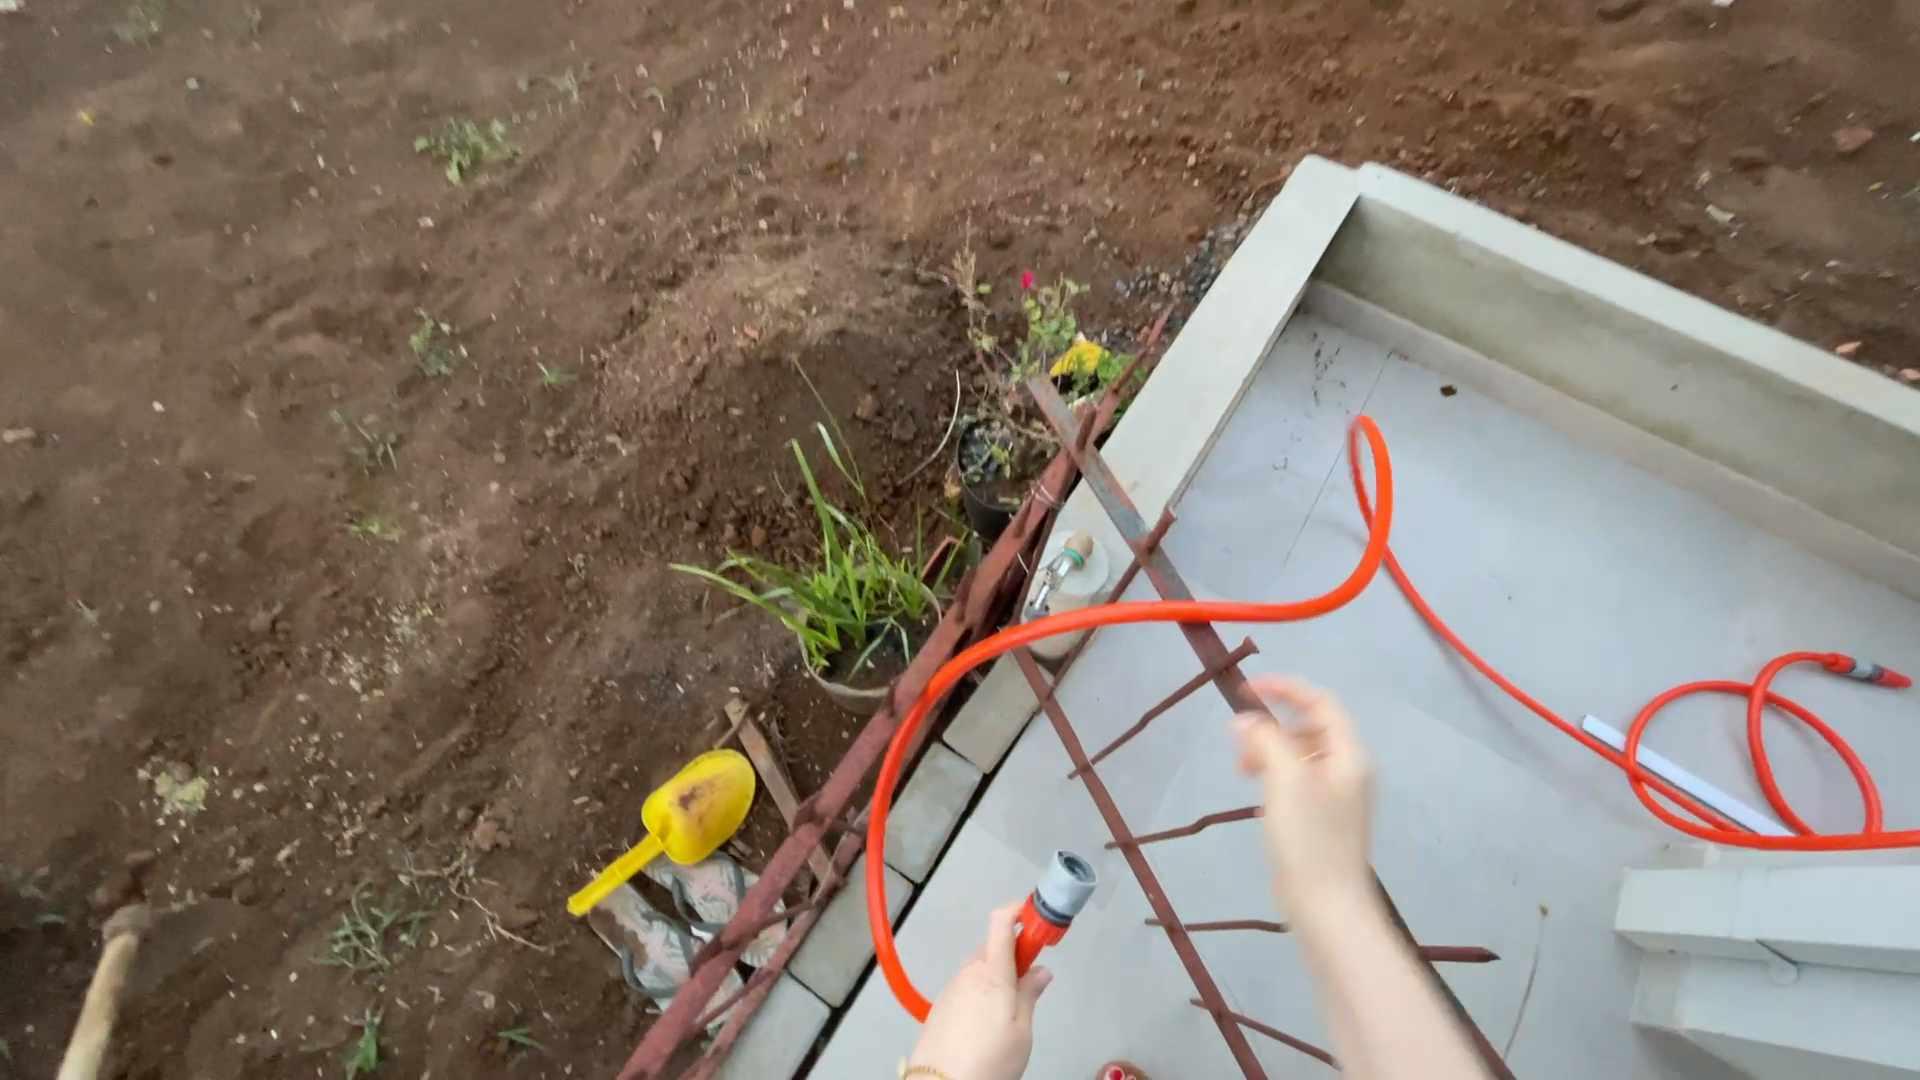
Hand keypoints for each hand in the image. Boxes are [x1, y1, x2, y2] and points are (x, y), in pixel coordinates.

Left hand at [906, 899, 1053, 1079]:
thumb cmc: (990, 1059)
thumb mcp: (1021, 1032)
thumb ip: (1030, 995)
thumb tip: (1042, 969)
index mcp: (993, 971)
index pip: (1001, 921)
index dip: (1017, 911)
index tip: (1032, 917)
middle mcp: (969, 971)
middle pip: (992, 948)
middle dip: (1011, 956)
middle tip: (1026, 985)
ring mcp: (951, 987)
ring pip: (978, 969)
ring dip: (993, 977)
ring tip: (1004, 1015)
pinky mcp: (940, 1005)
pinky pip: (964, 987)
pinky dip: (977, 993)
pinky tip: (981, 1025)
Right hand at [1231, 676, 1374, 915]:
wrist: (1326, 904)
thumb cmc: (1308, 837)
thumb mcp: (1284, 778)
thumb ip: (1265, 739)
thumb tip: (1244, 720)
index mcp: (1349, 755)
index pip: (1320, 702)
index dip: (1284, 688)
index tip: (1245, 689)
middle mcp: (1348, 769)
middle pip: (1310, 725)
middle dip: (1271, 723)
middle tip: (1238, 734)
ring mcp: (1337, 794)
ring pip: (1299, 751)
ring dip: (1268, 748)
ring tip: (1241, 766)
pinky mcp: (1321, 815)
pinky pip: (1296, 776)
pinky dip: (1273, 770)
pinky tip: (1255, 786)